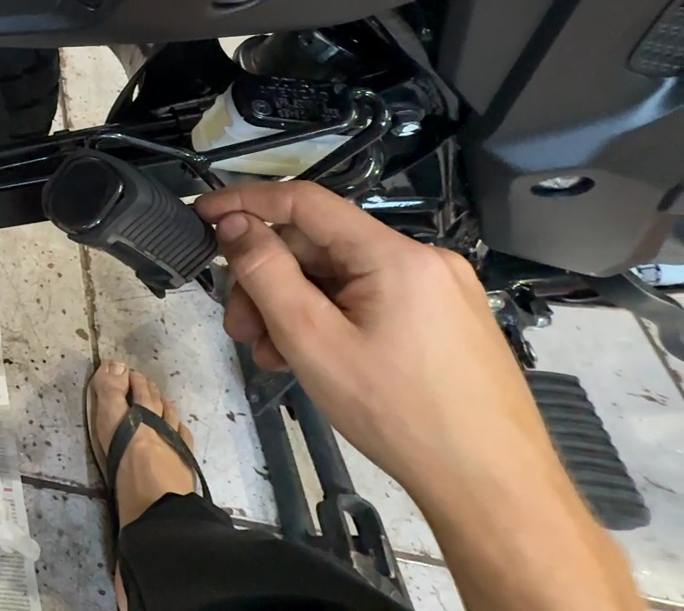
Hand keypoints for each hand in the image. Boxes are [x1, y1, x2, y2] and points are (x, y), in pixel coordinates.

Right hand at [194, 182, 554, 493]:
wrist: (496, 493)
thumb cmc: (398, 412)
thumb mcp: (311, 337)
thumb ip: (264, 270)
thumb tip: (233, 223)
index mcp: (396, 256)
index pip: (304, 201)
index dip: (244, 201)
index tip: (199, 215)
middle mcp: (423, 261)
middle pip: (315, 248)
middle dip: (264, 280)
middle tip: (236, 325)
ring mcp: (438, 292)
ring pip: (335, 278)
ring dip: (289, 307)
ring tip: (268, 352)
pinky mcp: (443, 320)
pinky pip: (363, 300)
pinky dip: (325, 320)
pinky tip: (305, 357)